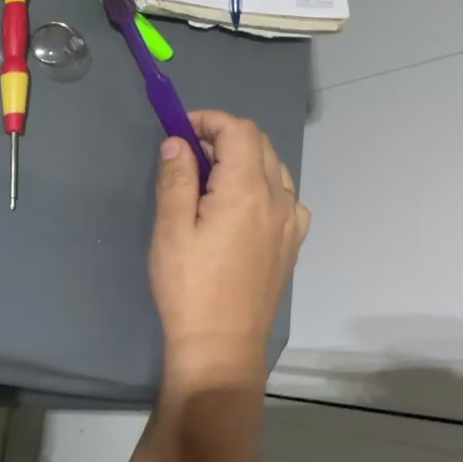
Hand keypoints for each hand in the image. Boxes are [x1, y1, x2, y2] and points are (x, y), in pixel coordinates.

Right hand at [149, 110, 310, 385]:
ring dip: (241, 159)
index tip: (177, 130)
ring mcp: (292, 222)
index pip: (238, 131)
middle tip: (184, 155)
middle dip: (222, 136)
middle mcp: (279, 198)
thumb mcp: (170, 229)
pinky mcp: (292, 242)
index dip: (207, 120)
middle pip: (259, 144)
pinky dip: (259, 185)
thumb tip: (177, 142)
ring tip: (205, 181)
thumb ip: (176, 179)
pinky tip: (236, 207)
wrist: (220, 341)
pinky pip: (284, 196)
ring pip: (273, 168)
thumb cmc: (187, 284)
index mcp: (247, 190)